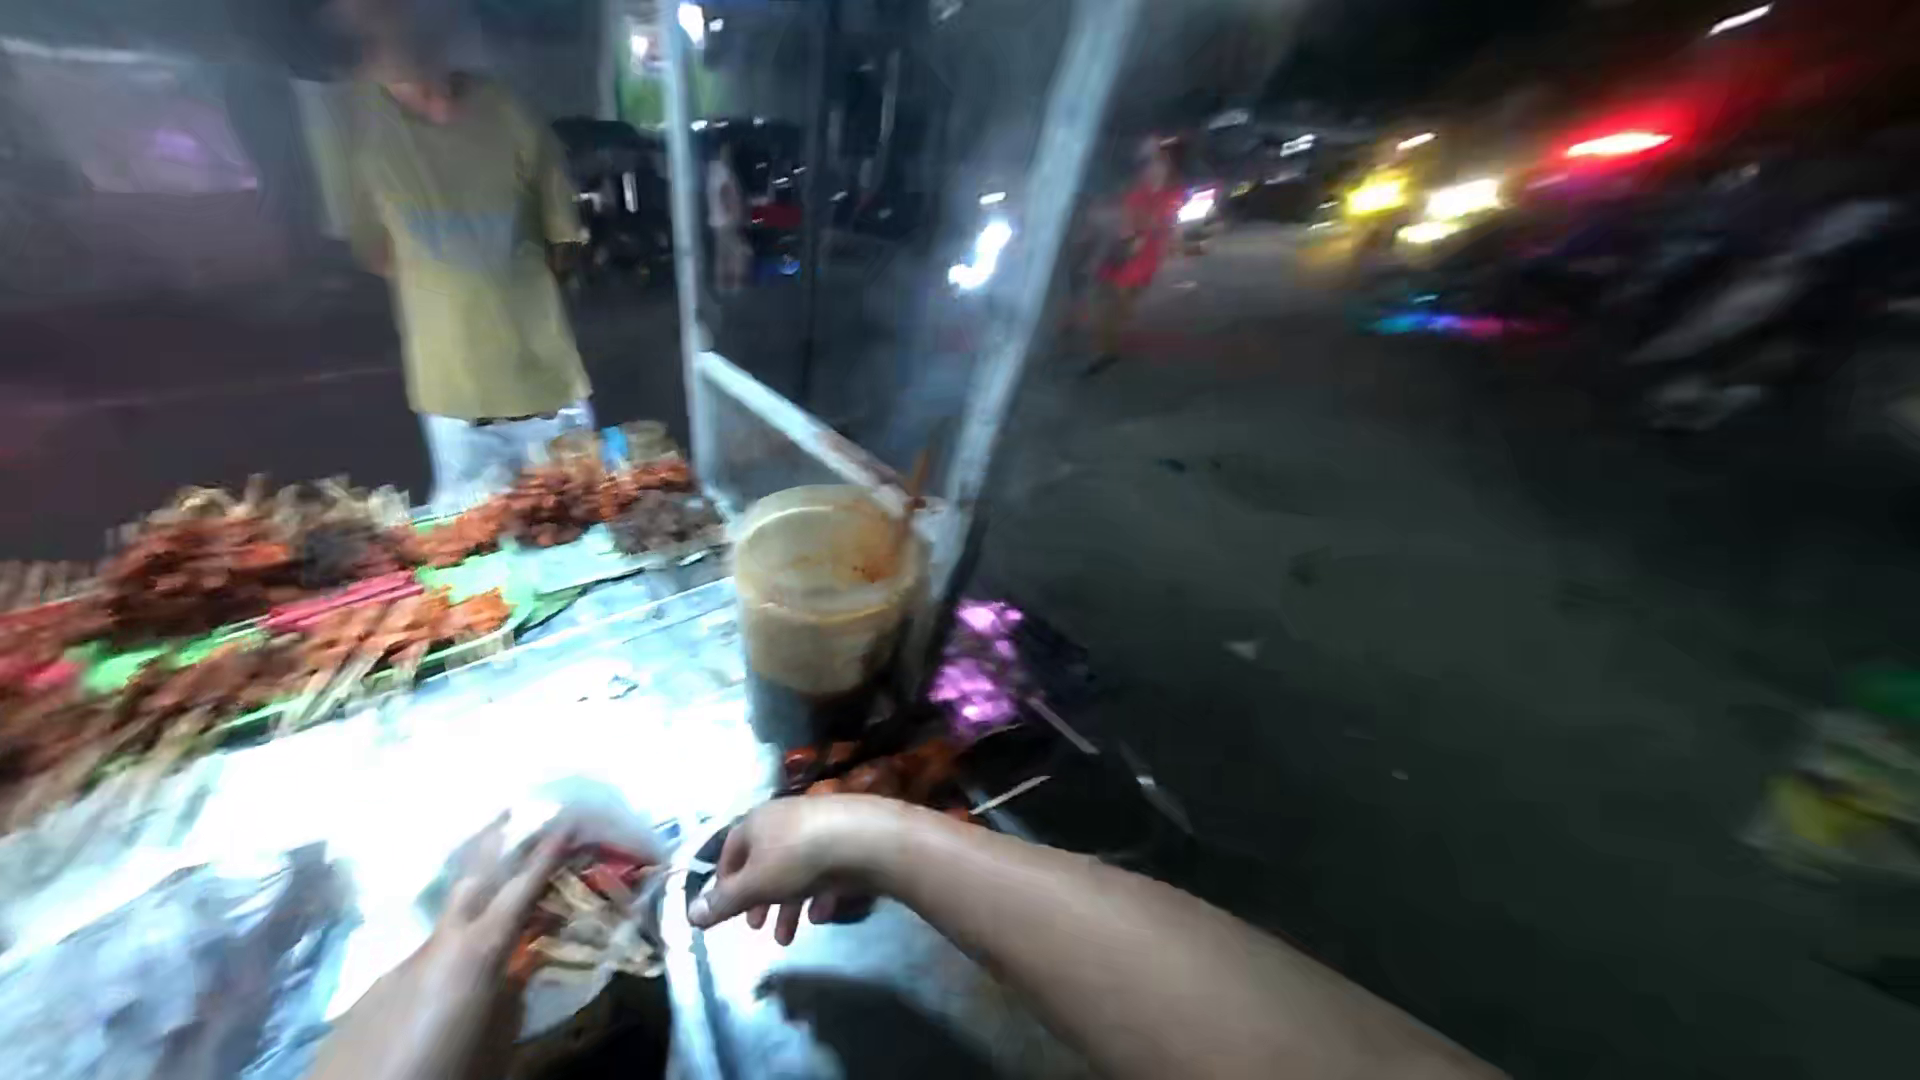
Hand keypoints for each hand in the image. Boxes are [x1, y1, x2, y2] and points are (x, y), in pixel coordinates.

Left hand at [308, 819, 570, 1079]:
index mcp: (479, 949)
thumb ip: (515, 990)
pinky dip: (440, 956)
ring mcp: (397, 966)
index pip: (522, 888)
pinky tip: (440, 981)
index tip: (567, 819)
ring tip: (490, 904)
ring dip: (469, 906)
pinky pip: (418, 962)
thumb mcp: (501, 1034)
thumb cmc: (448, 1070)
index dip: (547, 853)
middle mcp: (439, 945)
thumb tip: (524, 963)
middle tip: (511, 810)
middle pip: (471, 880)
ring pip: (443, 924)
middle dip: (493, 842)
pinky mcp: (366, 996)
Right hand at [687, 795, 908, 944]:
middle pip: (764, 861)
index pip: (731, 849)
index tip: (725, 911)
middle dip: (759, 898)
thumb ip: (723, 902)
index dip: (724, 881)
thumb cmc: (799, 858)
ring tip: (787, 937)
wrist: (863, 838)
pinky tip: (821, 915)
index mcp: (758, 821)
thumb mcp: (754, 884)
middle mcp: (786, 818)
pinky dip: (819, 892)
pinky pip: (824, 868)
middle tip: (756, 927)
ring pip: (794, 869)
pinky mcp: (845, 838)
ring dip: (788, 904)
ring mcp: (818, 826)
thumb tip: (690, 914)